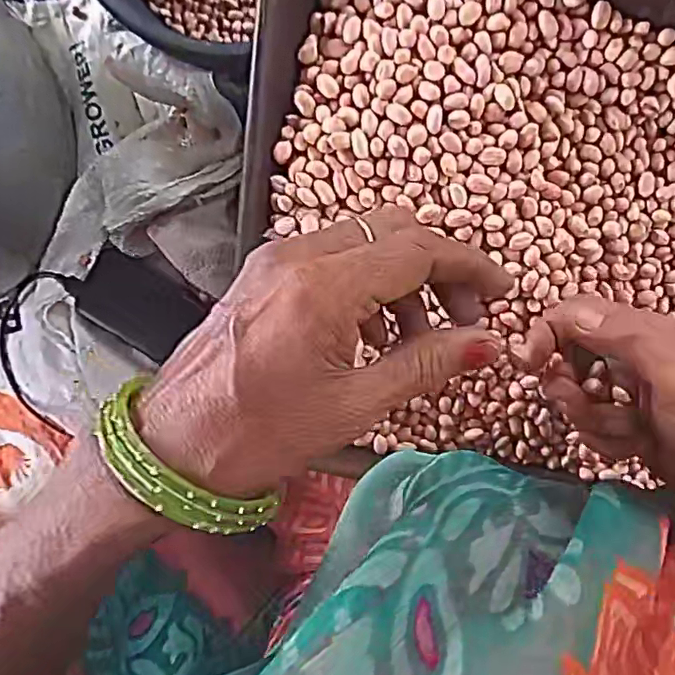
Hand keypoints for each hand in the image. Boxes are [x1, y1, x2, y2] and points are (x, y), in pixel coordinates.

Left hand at [136, 208, 512, 495]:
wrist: (174, 445)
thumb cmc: (259, 434)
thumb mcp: (354, 406)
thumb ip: (426, 364)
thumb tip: (485, 343)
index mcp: (321, 288)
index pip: (418, 248)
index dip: (470, 266)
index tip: (500, 292)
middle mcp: (295, 257)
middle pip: (394, 229)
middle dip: (440, 268)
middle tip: (462, 318)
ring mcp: (274, 260)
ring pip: (364, 240)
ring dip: (404, 279)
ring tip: (416, 339)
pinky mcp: (262, 274)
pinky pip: (332, 257)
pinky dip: (368, 284)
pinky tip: (371, 334)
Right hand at [512, 296, 674, 501]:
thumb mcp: (670, 371)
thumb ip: (623, 336)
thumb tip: (569, 314)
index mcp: (636, 331)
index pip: (570, 315)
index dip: (544, 335)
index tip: (529, 365)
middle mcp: (623, 355)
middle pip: (563, 361)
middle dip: (572, 392)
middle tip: (590, 405)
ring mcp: (619, 391)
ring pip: (573, 400)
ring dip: (594, 421)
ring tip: (631, 430)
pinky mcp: (618, 421)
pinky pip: (586, 428)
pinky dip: (605, 440)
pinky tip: (635, 444)